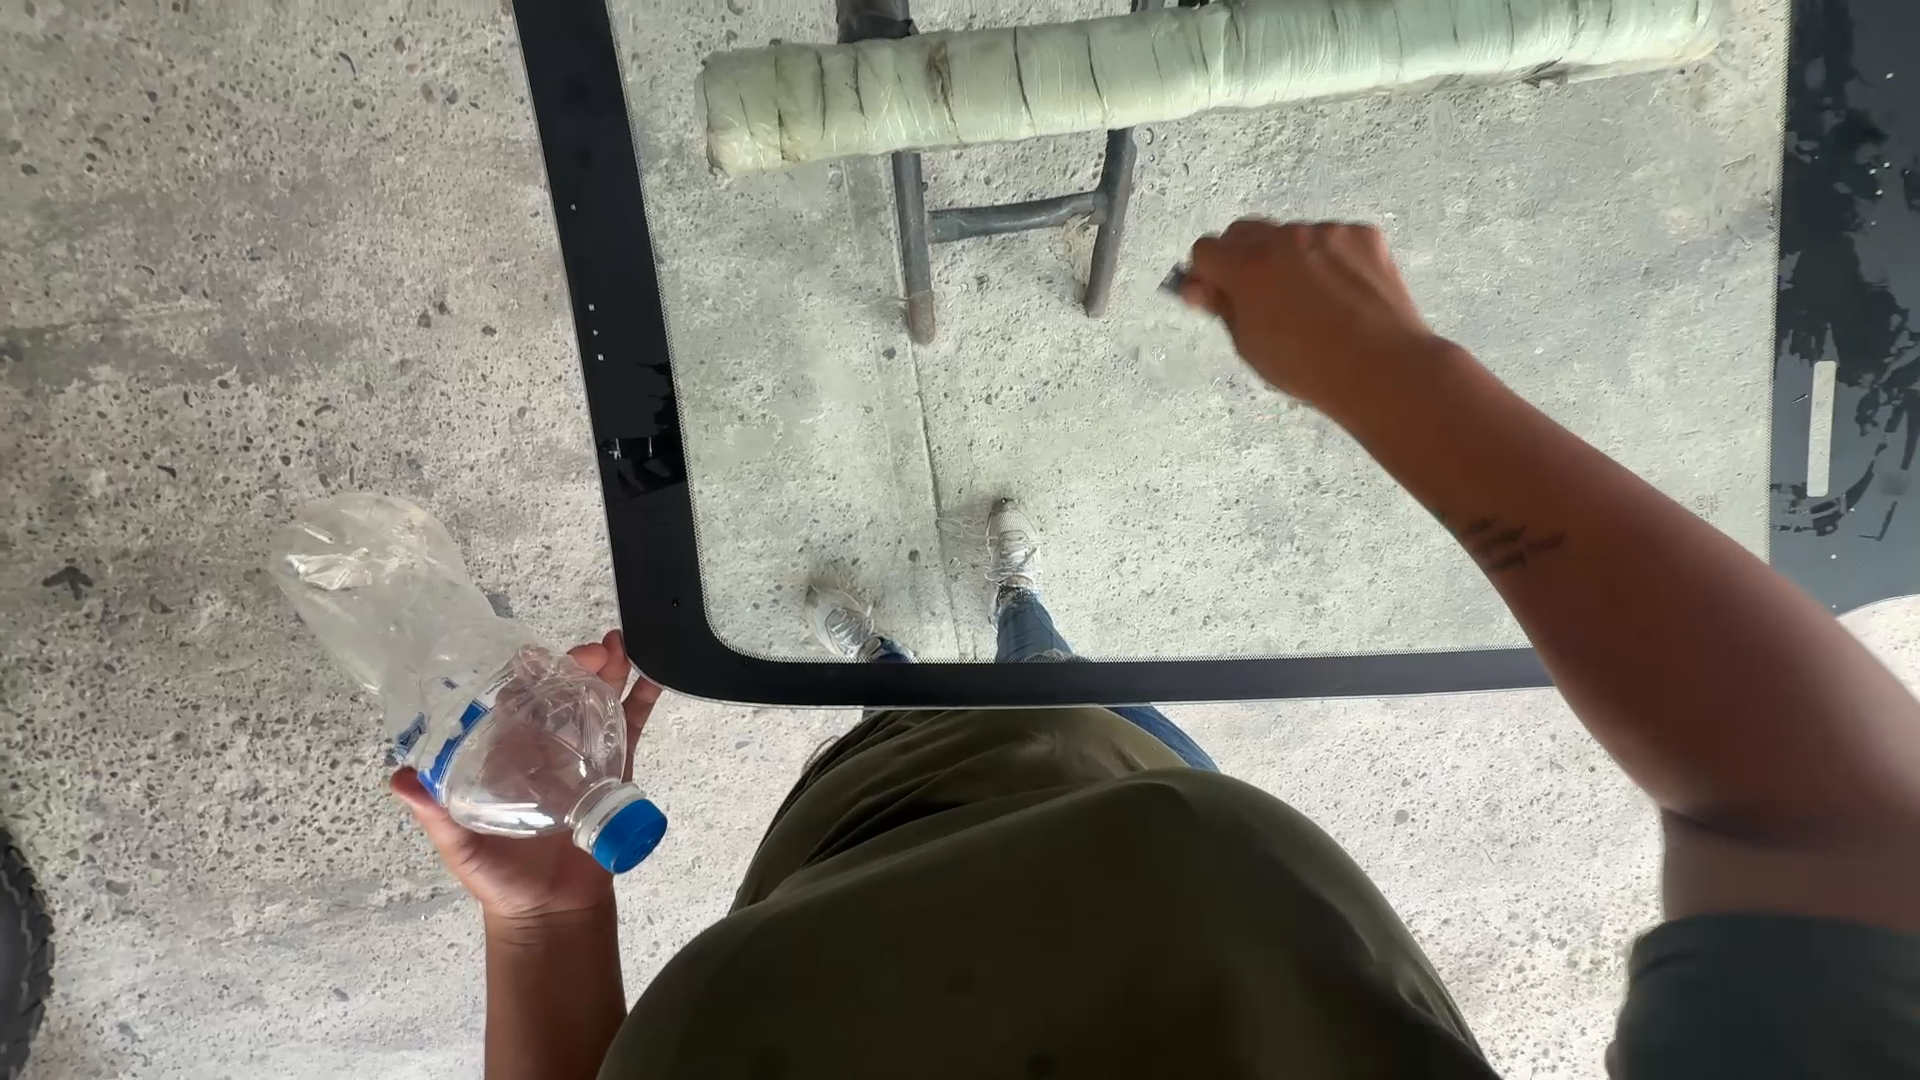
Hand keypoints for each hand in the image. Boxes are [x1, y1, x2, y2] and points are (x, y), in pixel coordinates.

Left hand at [391, 629, 660, 922]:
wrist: (552, 909)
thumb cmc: (501, 877)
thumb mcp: (460, 845)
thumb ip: (437, 813)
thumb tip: (401, 777)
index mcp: (510, 753)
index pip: (519, 699)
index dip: (531, 671)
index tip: (541, 654)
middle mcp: (549, 745)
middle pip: (567, 690)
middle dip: (582, 661)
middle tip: (600, 648)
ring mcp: (586, 753)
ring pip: (602, 700)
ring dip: (615, 669)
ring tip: (624, 645)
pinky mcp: (617, 768)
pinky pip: (632, 727)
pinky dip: (644, 700)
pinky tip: (656, 677)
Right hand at [1181, 220, 1445, 408]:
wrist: (1380, 366)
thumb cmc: (1305, 366)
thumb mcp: (1247, 343)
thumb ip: (1221, 306)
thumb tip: (1199, 286)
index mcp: (1249, 267)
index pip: (1205, 249)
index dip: (1205, 274)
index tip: (1214, 295)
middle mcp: (1286, 238)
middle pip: (1243, 231)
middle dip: (1238, 258)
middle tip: (1253, 296)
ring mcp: (1328, 232)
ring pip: (1289, 235)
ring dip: (1284, 258)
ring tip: (1305, 301)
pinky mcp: (1363, 234)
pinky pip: (1330, 239)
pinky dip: (1324, 259)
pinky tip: (1337, 294)